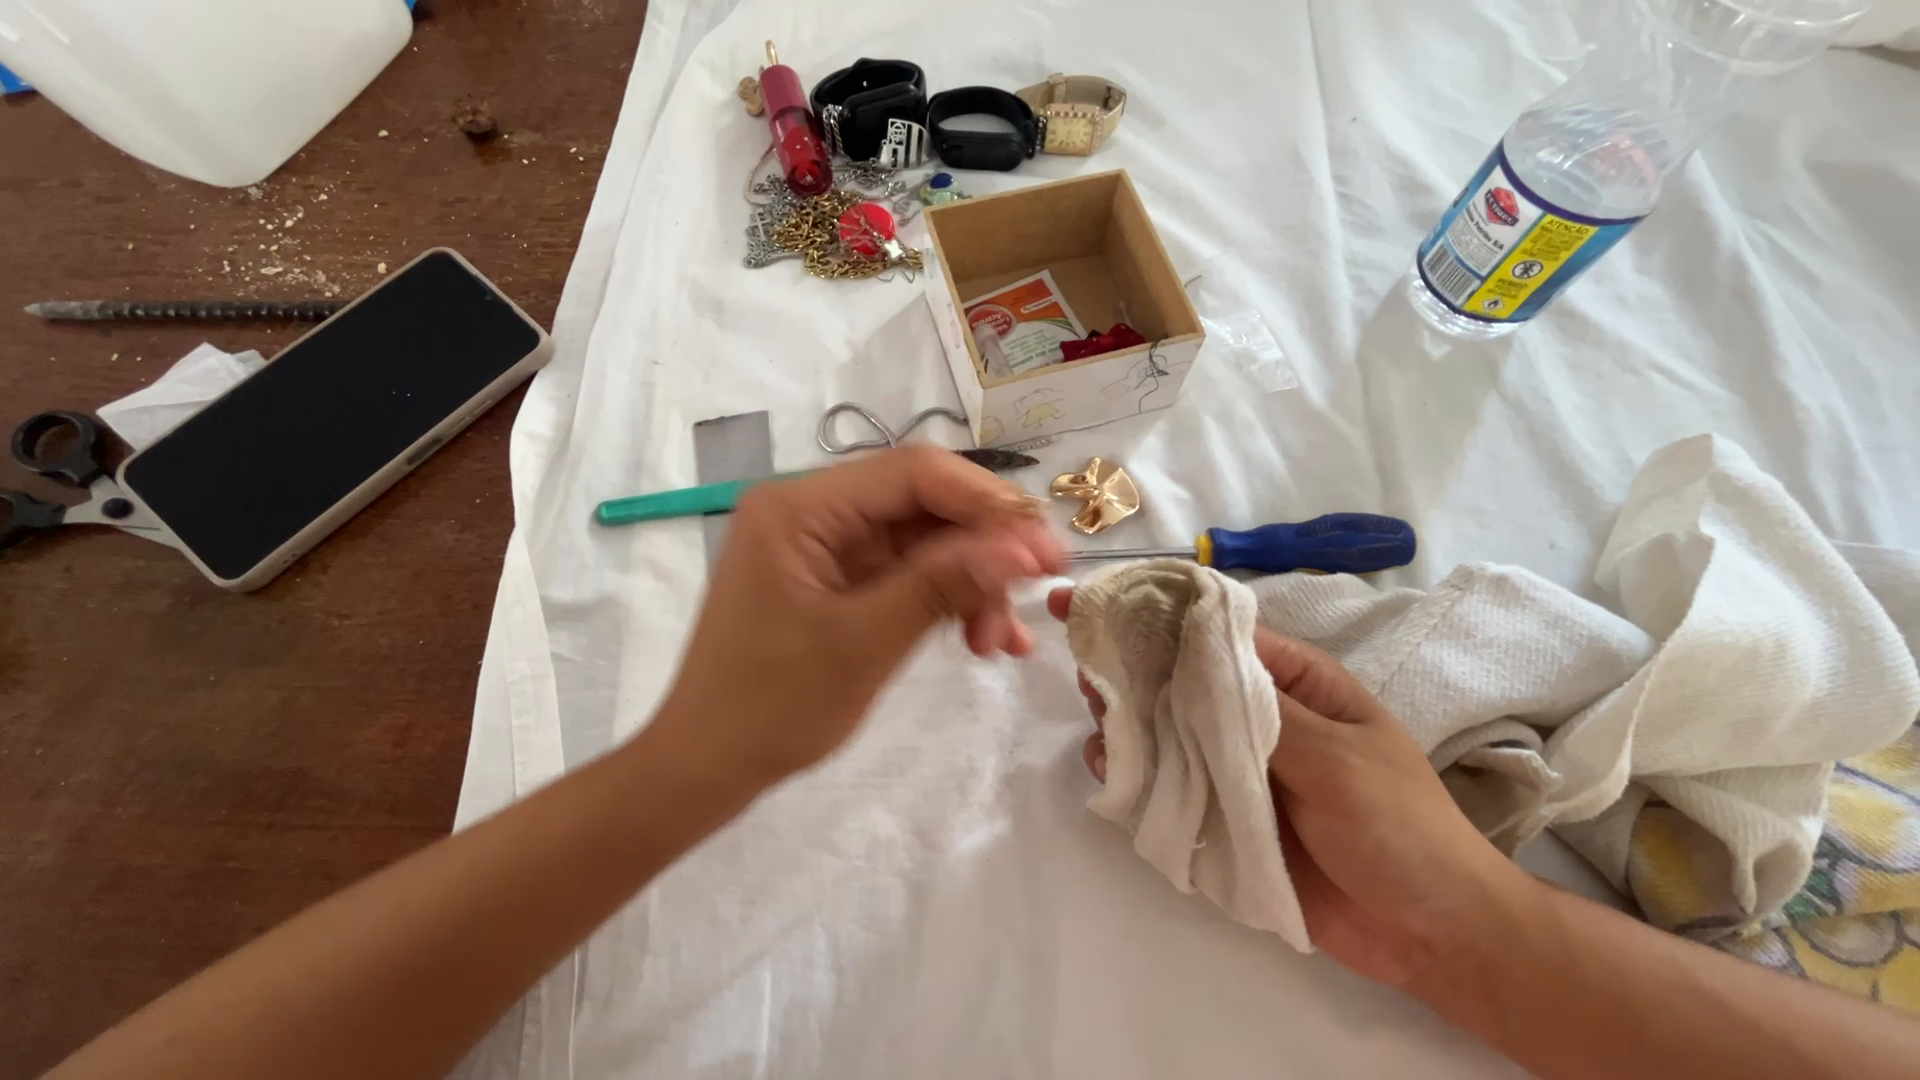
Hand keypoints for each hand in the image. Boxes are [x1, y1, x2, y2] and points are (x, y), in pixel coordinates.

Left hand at [658, 446, 1063, 787]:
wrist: (707, 766)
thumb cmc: (771, 707)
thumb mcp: (863, 644)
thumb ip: (941, 586)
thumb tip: (1022, 548)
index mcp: (799, 507)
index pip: (912, 473)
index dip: (986, 503)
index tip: (1043, 547)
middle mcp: (811, 511)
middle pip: (922, 505)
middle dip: (985, 549)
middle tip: (1042, 587)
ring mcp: (824, 546)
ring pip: (923, 543)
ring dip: (971, 584)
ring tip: (1004, 641)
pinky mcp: (836, 579)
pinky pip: (906, 574)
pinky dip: (946, 602)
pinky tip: (986, 641)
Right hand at [1049, 587, 1533, 989]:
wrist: (1429, 934)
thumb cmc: (1398, 827)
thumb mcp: (1338, 758)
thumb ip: (1260, 713)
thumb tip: (1186, 662)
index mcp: (1292, 682)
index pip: (1214, 633)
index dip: (1155, 616)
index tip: (1098, 606)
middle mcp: (1254, 716)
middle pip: (1178, 680)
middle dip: (1130, 671)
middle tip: (1087, 675)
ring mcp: (1234, 766)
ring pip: (1164, 731)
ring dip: (1126, 723)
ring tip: (1098, 725)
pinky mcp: (1219, 814)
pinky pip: (1166, 785)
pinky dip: (1135, 776)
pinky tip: (1112, 774)